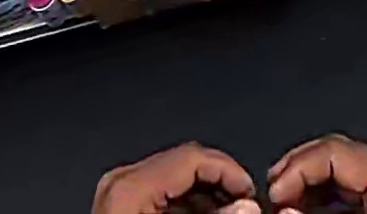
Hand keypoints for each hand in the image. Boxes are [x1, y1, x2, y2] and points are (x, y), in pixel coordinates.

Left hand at [93, 143, 260, 213]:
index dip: (229, 171)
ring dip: (205, 192)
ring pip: (174, 176)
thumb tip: (247, 205)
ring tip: (230, 209)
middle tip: (244, 201)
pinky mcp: (117, 202)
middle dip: (219, 181)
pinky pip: (159, 191)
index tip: (250, 190)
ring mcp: (116, 190)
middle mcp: (121, 179)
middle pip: (185, 163)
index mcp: (131, 185)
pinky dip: (185, 201)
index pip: (193, 157)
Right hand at [267, 135, 366, 213]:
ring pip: (343, 173)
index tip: (272, 193)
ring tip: (283, 204)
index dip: (297, 167)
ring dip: (309, 186)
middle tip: (270, 196)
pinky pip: (354, 192)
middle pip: (338, 154)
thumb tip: (286, 206)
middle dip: (299, 172)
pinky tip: (306, 210)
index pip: (336, 150)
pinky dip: (325, 199)